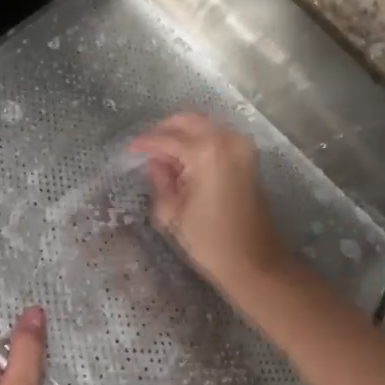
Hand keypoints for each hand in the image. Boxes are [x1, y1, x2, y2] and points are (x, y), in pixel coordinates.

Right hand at [128, 112, 293, 290]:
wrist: (255, 262)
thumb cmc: (209, 241)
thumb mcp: (172, 212)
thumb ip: (160, 180)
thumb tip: (155, 163)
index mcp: (205, 152)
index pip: (167, 139)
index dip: (145, 143)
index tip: (129, 149)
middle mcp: (226, 140)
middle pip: (189, 121)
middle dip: (165, 130)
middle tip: (146, 147)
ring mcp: (242, 147)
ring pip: (205, 127)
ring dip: (183, 135)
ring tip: (164, 157)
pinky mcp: (249, 159)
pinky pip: (218, 138)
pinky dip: (199, 142)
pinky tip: (184, 161)